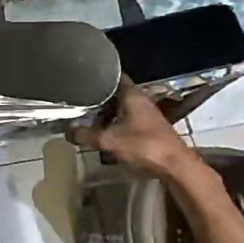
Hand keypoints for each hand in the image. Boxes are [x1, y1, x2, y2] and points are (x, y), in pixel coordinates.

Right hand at [68, 77, 203, 180]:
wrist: (175, 165)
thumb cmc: (143, 146)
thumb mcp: (109, 141)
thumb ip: (86, 135)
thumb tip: (68, 131)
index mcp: (131, 94)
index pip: (114, 76)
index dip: (98, 77)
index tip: (83, 80)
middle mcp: (141, 100)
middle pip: (116, 94)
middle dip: (99, 100)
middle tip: (81, 106)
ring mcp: (148, 114)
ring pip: (123, 108)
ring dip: (108, 115)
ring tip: (91, 123)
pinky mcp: (152, 128)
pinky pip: (129, 120)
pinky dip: (117, 125)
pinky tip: (108, 136)